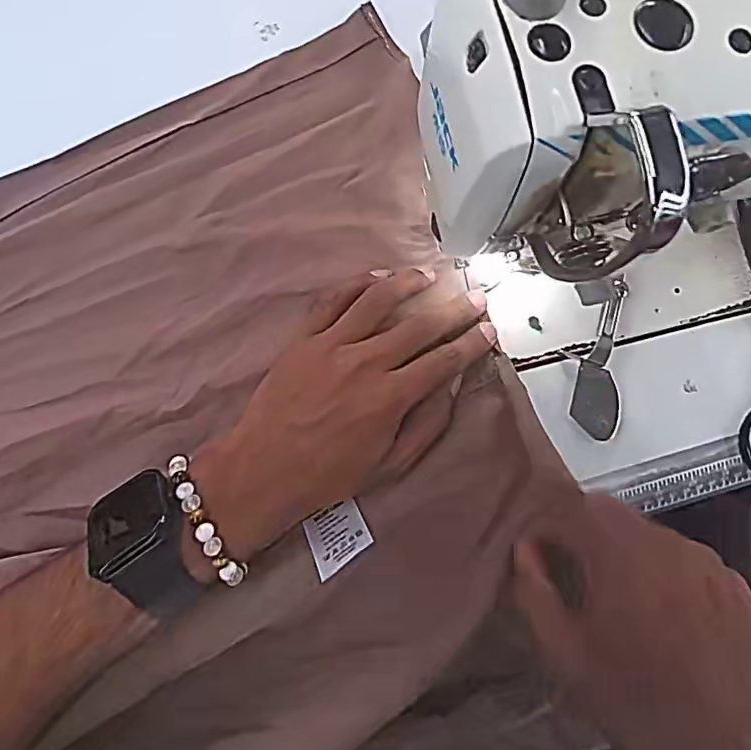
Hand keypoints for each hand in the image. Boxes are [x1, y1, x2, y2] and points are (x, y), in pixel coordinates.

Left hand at [189, 268, 494, 571]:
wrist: (264, 469)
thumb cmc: (327, 473)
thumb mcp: (389, 464)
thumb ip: (426, 425)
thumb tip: (450, 388)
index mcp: (389, 398)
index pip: (442, 360)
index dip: (471, 342)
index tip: (486, 329)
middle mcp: (364, 364)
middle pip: (420, 326)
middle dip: (454, 309)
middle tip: (473, 297)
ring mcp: (331, 346)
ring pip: (377, 301)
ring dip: (407, 283)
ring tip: (427, 276)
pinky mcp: (304, 339)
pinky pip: (332, 300)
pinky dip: (356, 284)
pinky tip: (375, 279)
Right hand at [513, 496, 750, 749]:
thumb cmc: (641, 711)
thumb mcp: (565, 656)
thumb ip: (535, 592)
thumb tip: (526, 554)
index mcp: (623, 557)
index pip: (574, 506)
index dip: (550, 523)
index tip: (542, 546)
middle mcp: (668, 547)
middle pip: (613, 513)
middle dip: (587, 535)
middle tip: (577, 574)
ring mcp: (706, 562)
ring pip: (649, 533)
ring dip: (627, 552)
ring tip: (622, 603)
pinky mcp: (733, 583)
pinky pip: (684, 558)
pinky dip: (665, 572)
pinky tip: (663, 616)